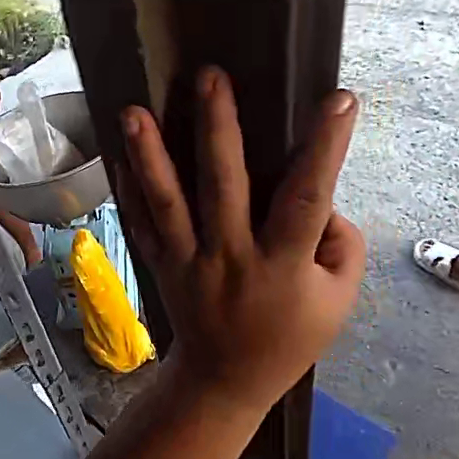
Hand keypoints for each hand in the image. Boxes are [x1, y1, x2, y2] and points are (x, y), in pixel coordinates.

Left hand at [117, 66, 363, 406]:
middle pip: (223, 189)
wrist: (226, 381)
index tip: (340, 98)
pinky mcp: (162, 266)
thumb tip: (321, 198)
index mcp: (283, 268)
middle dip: (218, 129)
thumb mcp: (339, 300)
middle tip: (210, 76)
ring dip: (151, 155)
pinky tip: (118, 153)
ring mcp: (189, 263)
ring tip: (134, 111)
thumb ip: (340, 245)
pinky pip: (142, 225)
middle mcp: (232, 259)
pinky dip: (129, 190)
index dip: (326, 149)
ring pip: (168, 204)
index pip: (308, 200)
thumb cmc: (290, 338)